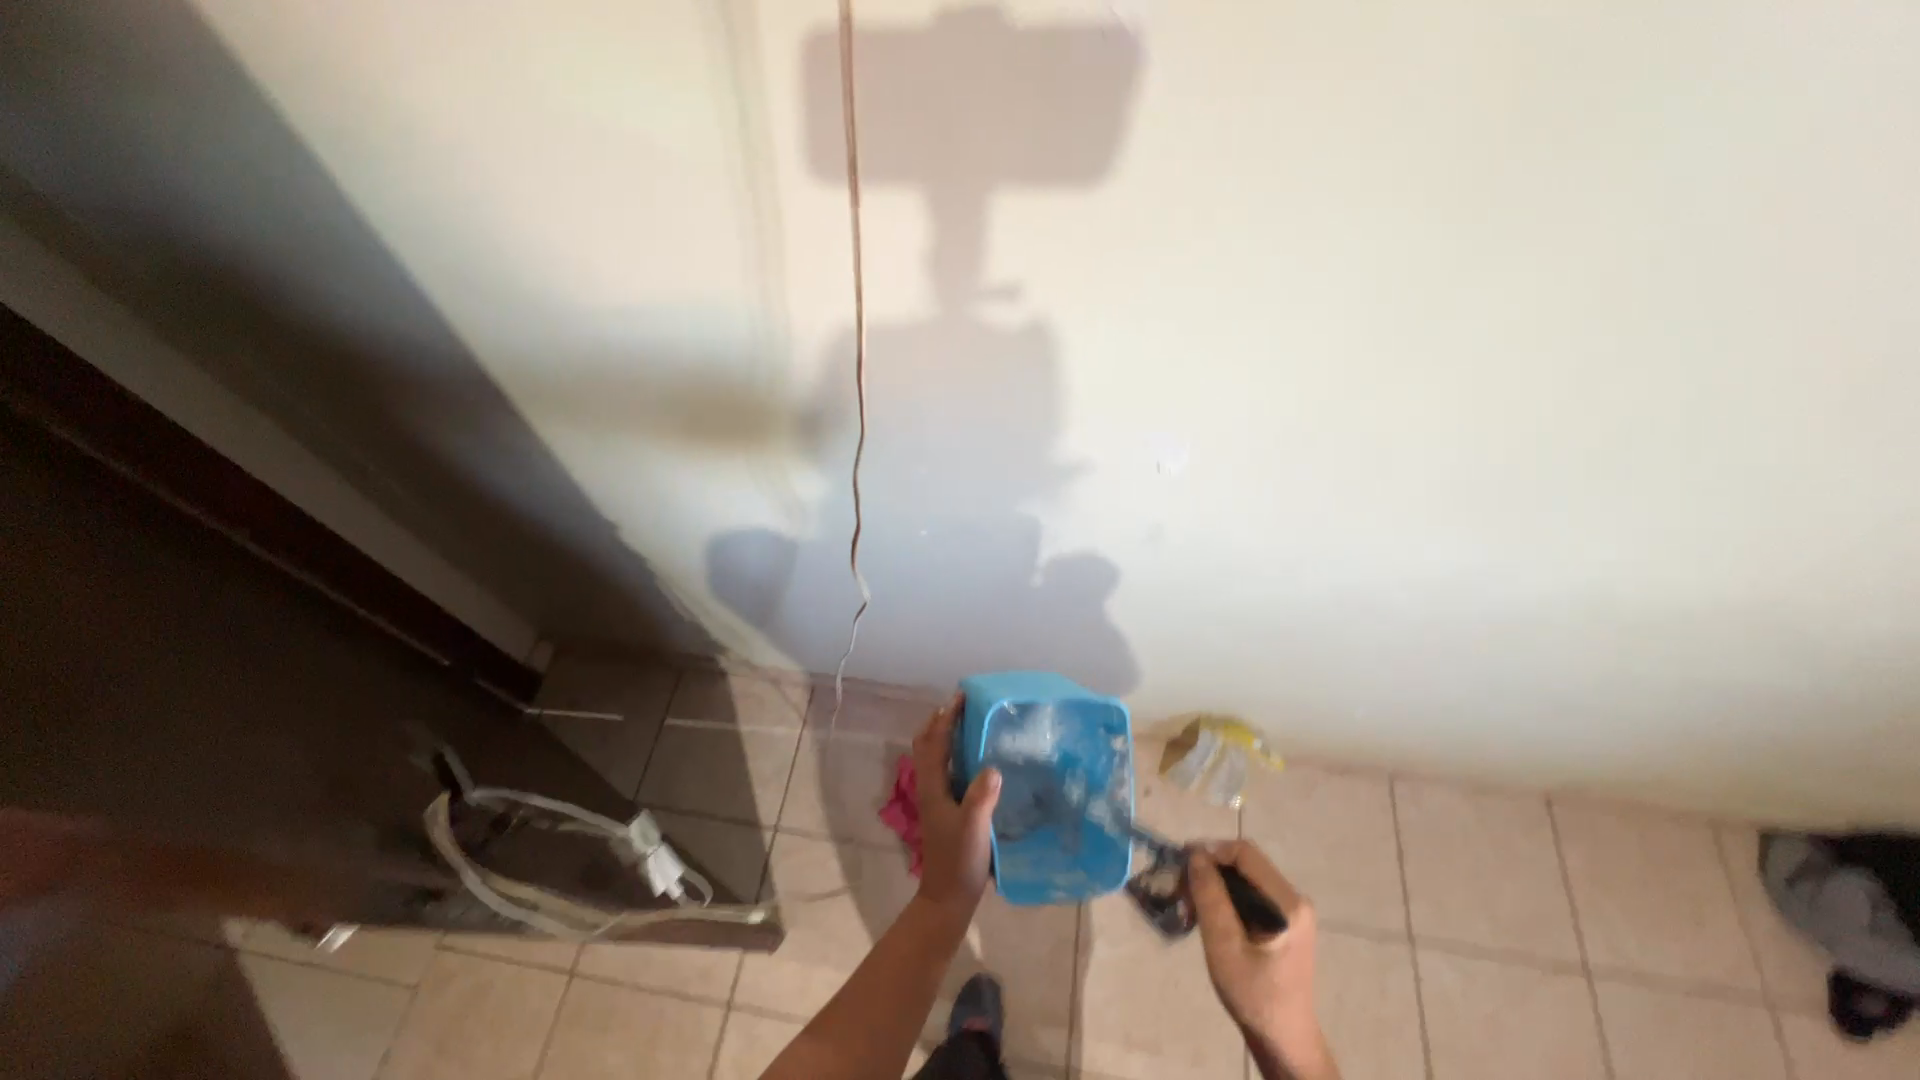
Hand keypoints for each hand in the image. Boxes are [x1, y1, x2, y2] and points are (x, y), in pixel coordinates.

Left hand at [911, 694, 1000, 914]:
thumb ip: (981, 798)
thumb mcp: (974, 828)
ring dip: (947, 735)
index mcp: (932, 786)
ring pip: (936, 756)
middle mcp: (930, 787)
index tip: (962, 696)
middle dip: (941, 721)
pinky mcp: (946, 808)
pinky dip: (956, 753)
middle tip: (964, 704)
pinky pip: (947, 770)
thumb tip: (992, 767)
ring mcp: (936, 798)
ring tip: (971, 722)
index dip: (946, 717)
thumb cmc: (959, 861)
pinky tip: (978, 758)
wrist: (948, 897)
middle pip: (927, 744)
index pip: (934, 742)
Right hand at [1189, 841, 1337, 1079]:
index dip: (1210, 851)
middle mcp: (1295, 898)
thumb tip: (1195, 856)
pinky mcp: (1284, 921)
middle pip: (1245, 863)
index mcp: (1288, 903)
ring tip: (1188, 903)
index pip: (1245, 853)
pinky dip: (1225, 897)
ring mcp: (1292, 910)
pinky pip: (1251, 894)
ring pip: (1245, 877)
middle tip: (1179, 887)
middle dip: (1209, 868)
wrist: (1283, 1038)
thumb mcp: (1224, 946)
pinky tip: (1207, 915)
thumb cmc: (1254, 996)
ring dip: (1215, 883)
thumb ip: (1210, 898)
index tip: (1179, 865)